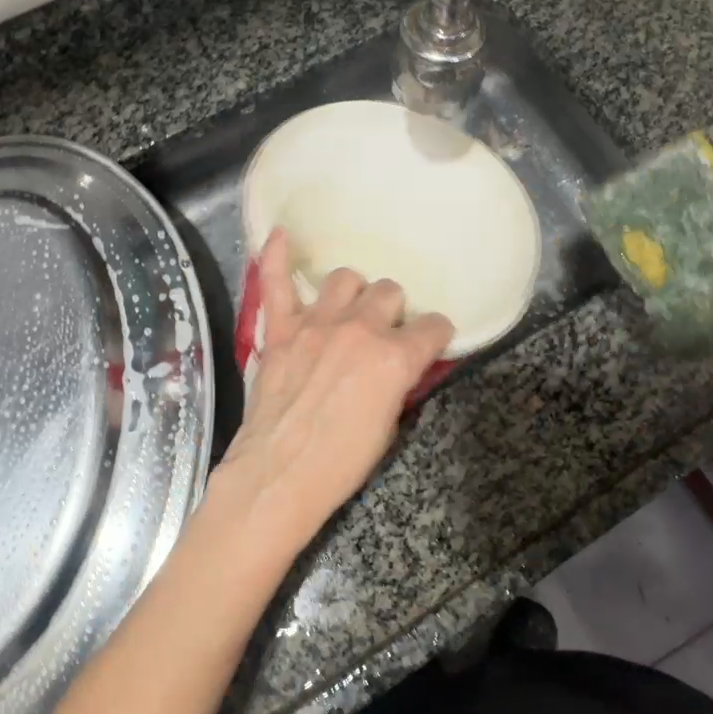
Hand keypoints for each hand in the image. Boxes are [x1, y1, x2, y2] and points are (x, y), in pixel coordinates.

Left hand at [209, 229, 455, 557]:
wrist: (279, 478)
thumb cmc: (341, 464)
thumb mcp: (390, 425)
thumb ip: (398, 381)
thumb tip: (399, 365)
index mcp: (394, 357)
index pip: (433, 326)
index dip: (436, 334)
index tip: (433, 341)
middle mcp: (359, 330)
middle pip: (390, 293)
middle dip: (394, 311)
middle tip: (385, 333)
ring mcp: (315, 325)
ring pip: (346, 279)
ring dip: (355, 292)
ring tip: (351, 309)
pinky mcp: (281, 331)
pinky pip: (276, 281)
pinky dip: (276, 256)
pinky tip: (281, 235)